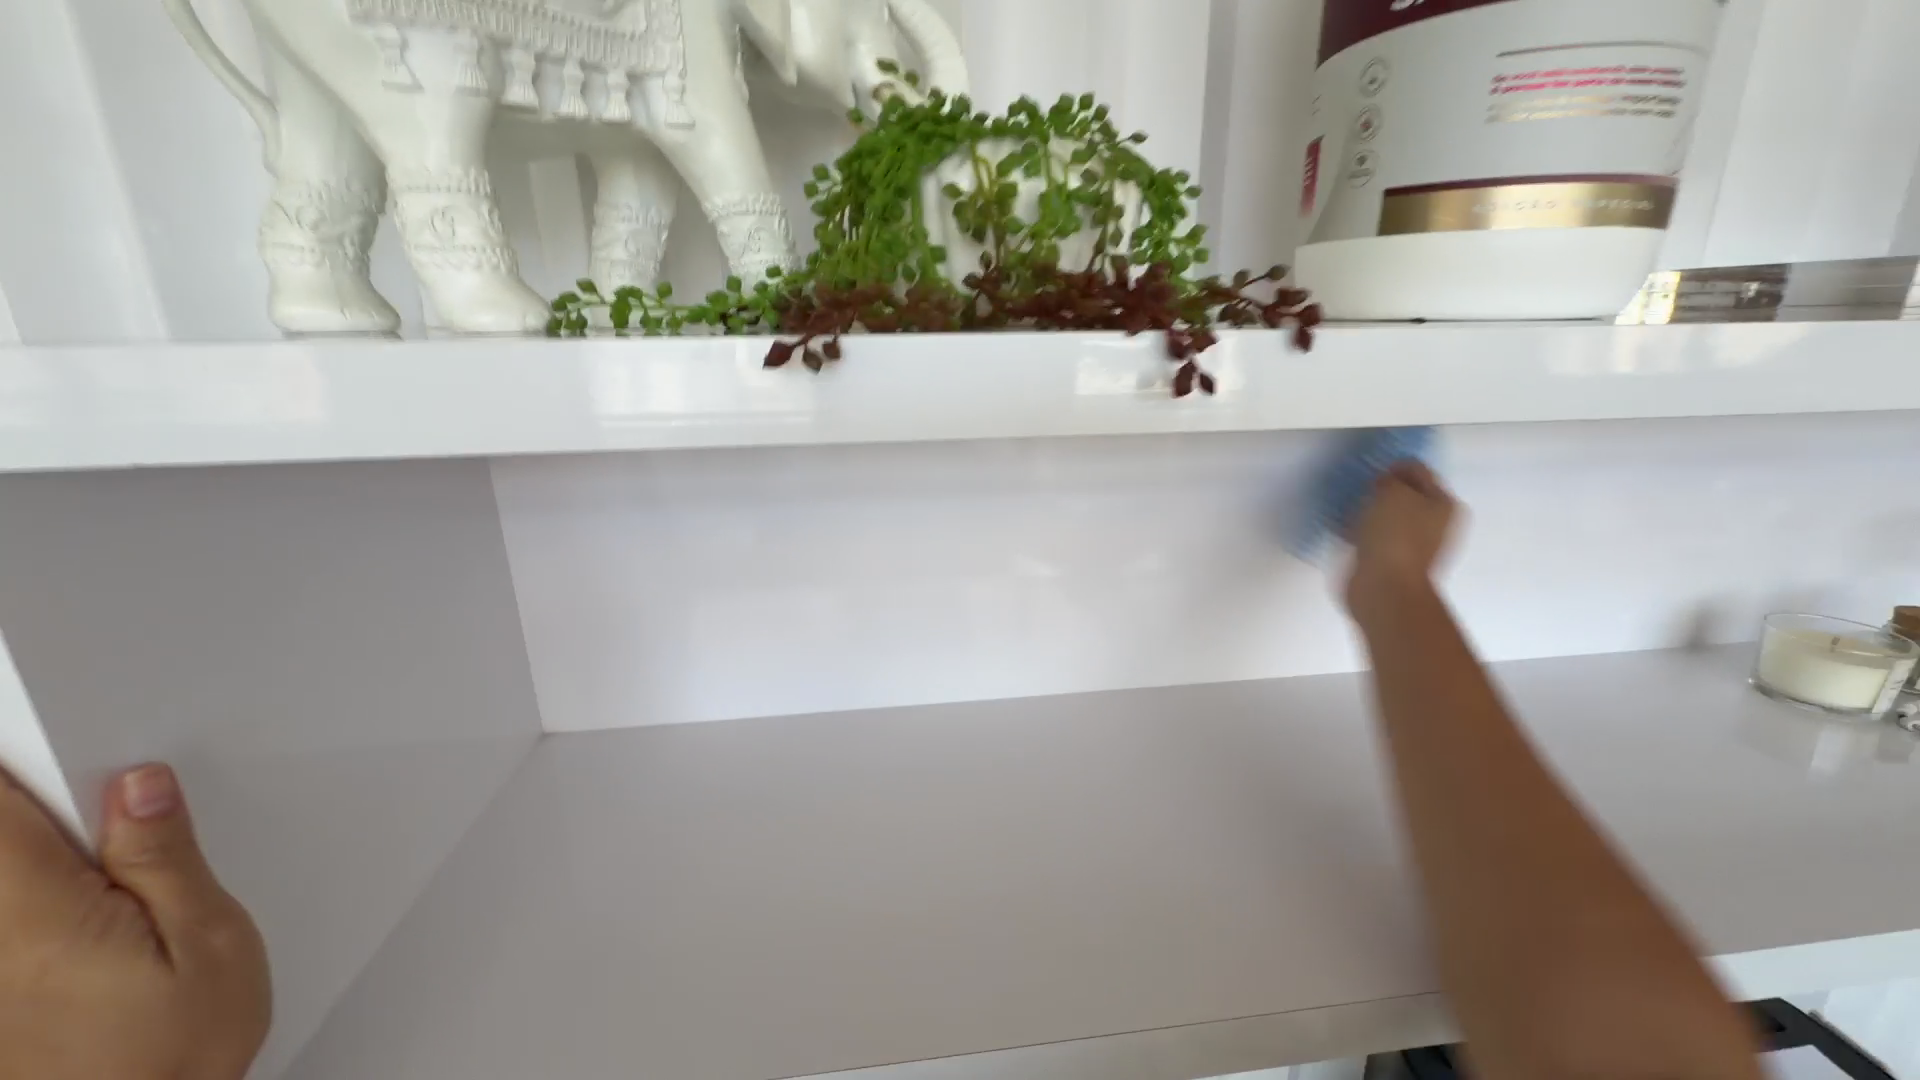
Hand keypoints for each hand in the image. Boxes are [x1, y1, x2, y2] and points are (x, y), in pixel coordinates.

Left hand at [0, 763, 269, 1079]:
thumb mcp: (206, 939)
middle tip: (107, 800)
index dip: (25, 765)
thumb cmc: (180, 1046)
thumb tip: (138, 786)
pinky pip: (5, 910)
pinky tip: (85, 896)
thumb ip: (163, 857)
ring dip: (35, 848)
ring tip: (106, 849)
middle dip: (34, 809)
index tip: (75, 753)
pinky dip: (36, 886)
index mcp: (36, 922)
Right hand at [1343, 461, 1460, 618]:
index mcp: (1444, 505)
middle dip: (1379, 490)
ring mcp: (1411, 545)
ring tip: (1346, 508)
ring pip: (1385, 517)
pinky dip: (1358, 531)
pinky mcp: (1388, 561)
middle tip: (1356, 488)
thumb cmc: (1394, 537)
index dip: (1394, 466)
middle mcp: (1433, 524)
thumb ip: (1391, 479)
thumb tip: (1386, 482)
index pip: (1419, 472)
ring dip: (1366, 511)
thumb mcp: (1393, 492)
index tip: (1369, 470)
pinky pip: (1372, 537)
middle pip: (1403, 496)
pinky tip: (1343, 530)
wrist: (1383, 589)